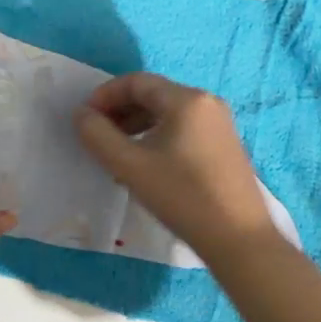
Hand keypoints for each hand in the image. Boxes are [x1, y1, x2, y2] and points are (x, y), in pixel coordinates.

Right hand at [73, 72, 276, 261]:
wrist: (239, 239)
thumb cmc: (181, 196)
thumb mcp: (128, 165)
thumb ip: (97, 134)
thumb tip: (81, 114)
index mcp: (186, 100)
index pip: (135, 82)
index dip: (104, 95)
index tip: (84, 119)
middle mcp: (207, 103)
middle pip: (152, 95)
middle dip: (118, 111)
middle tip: (96, 136)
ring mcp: (220, 125)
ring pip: (166, 113)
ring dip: (135, 125)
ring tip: (116, 153)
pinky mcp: (224, 146)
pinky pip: (182, 129)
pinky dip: (156, 136)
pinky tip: (145, 164)